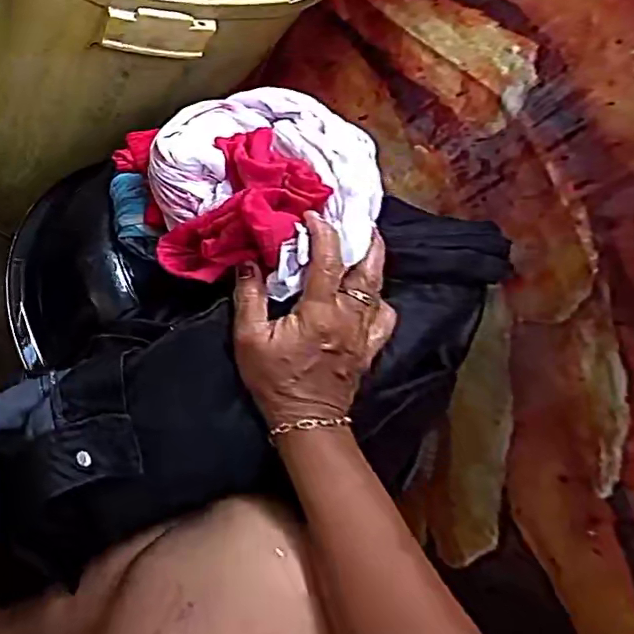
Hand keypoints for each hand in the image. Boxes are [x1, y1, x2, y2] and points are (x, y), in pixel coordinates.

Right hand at [232, 213, 395, 427]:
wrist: (305, 419)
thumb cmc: (272, 378)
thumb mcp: (248, 337)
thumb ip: (249, 297)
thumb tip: (248, 263)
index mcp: (320, 312)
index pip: (327, 263)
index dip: (322, 234)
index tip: (312, 215)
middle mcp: (350, 319)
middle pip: (368, 272)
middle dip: (366, 242)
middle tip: (359, 221)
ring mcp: (364, 334)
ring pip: (379, 291)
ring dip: (373, 265)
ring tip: (365, 247)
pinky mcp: (369, 348)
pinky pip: (385, 317)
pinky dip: (380, 298)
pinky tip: (369, 294)